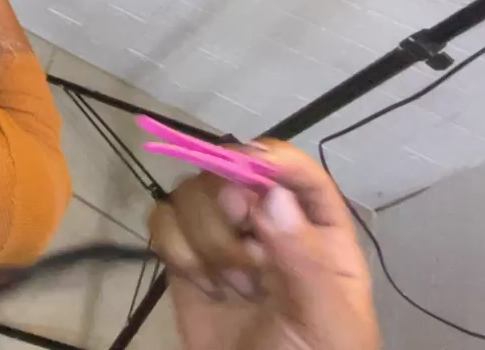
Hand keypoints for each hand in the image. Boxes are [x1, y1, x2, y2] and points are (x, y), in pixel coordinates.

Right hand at [150, 140, 379, 349]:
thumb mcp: (324, 326)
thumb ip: (301, 260)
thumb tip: (269, 192)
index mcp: (320, 240)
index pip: (299, 176)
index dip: (271, 159)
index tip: (242, 162)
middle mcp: (268, 227)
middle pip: (227, 175)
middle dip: (226, 219)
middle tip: (246, 264)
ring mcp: (221, 237)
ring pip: (189, 195)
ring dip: (203, 245)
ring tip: (228, 289)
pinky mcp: (181, 250)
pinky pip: (160, 219)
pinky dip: (174, 251)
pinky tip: (198, 284)